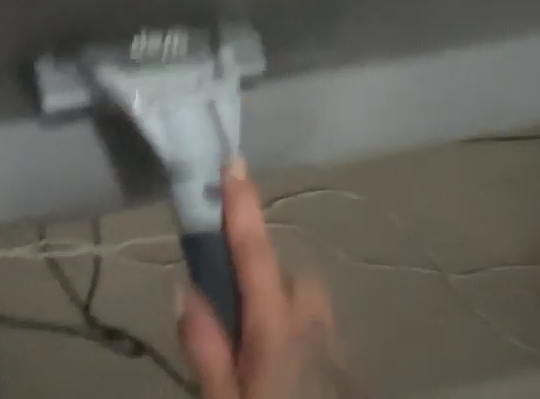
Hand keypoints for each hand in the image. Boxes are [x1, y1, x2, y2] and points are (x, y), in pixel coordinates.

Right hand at [178, 163, 364, 398]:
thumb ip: (207, 349)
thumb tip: (185, 290)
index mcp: (279, 333)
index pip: (256, 254)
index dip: (242, 207)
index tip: (233, 162)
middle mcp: (318, 335)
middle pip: (294, 281)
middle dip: (265, 277)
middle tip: (231, 309)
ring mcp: (342, 361)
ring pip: (312, 313)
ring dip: (284, 311)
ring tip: (255, 351)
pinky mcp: (354, 384)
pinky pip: (323, 344)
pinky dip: (300, 344)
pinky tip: (285, 382)